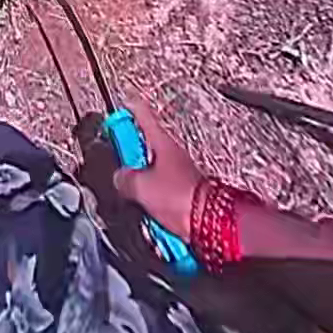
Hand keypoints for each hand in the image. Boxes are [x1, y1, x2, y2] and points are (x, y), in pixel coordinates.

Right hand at [111, 98, 204, 244]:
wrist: (213, 224)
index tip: (119, 108)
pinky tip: (152, 213)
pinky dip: (154, 200)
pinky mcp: (186, 193)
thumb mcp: (142, 187)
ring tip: (139, 199)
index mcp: (161, 141)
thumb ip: (125, 179)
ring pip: (152, 170)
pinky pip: (163, 190)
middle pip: (145, 144)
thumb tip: (119, 178)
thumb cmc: (181, 197)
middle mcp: (171, 152)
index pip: (142, 114)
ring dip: (142, 182)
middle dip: (131, 157)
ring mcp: (180, 172)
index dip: (128, 108)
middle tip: (123, 169)